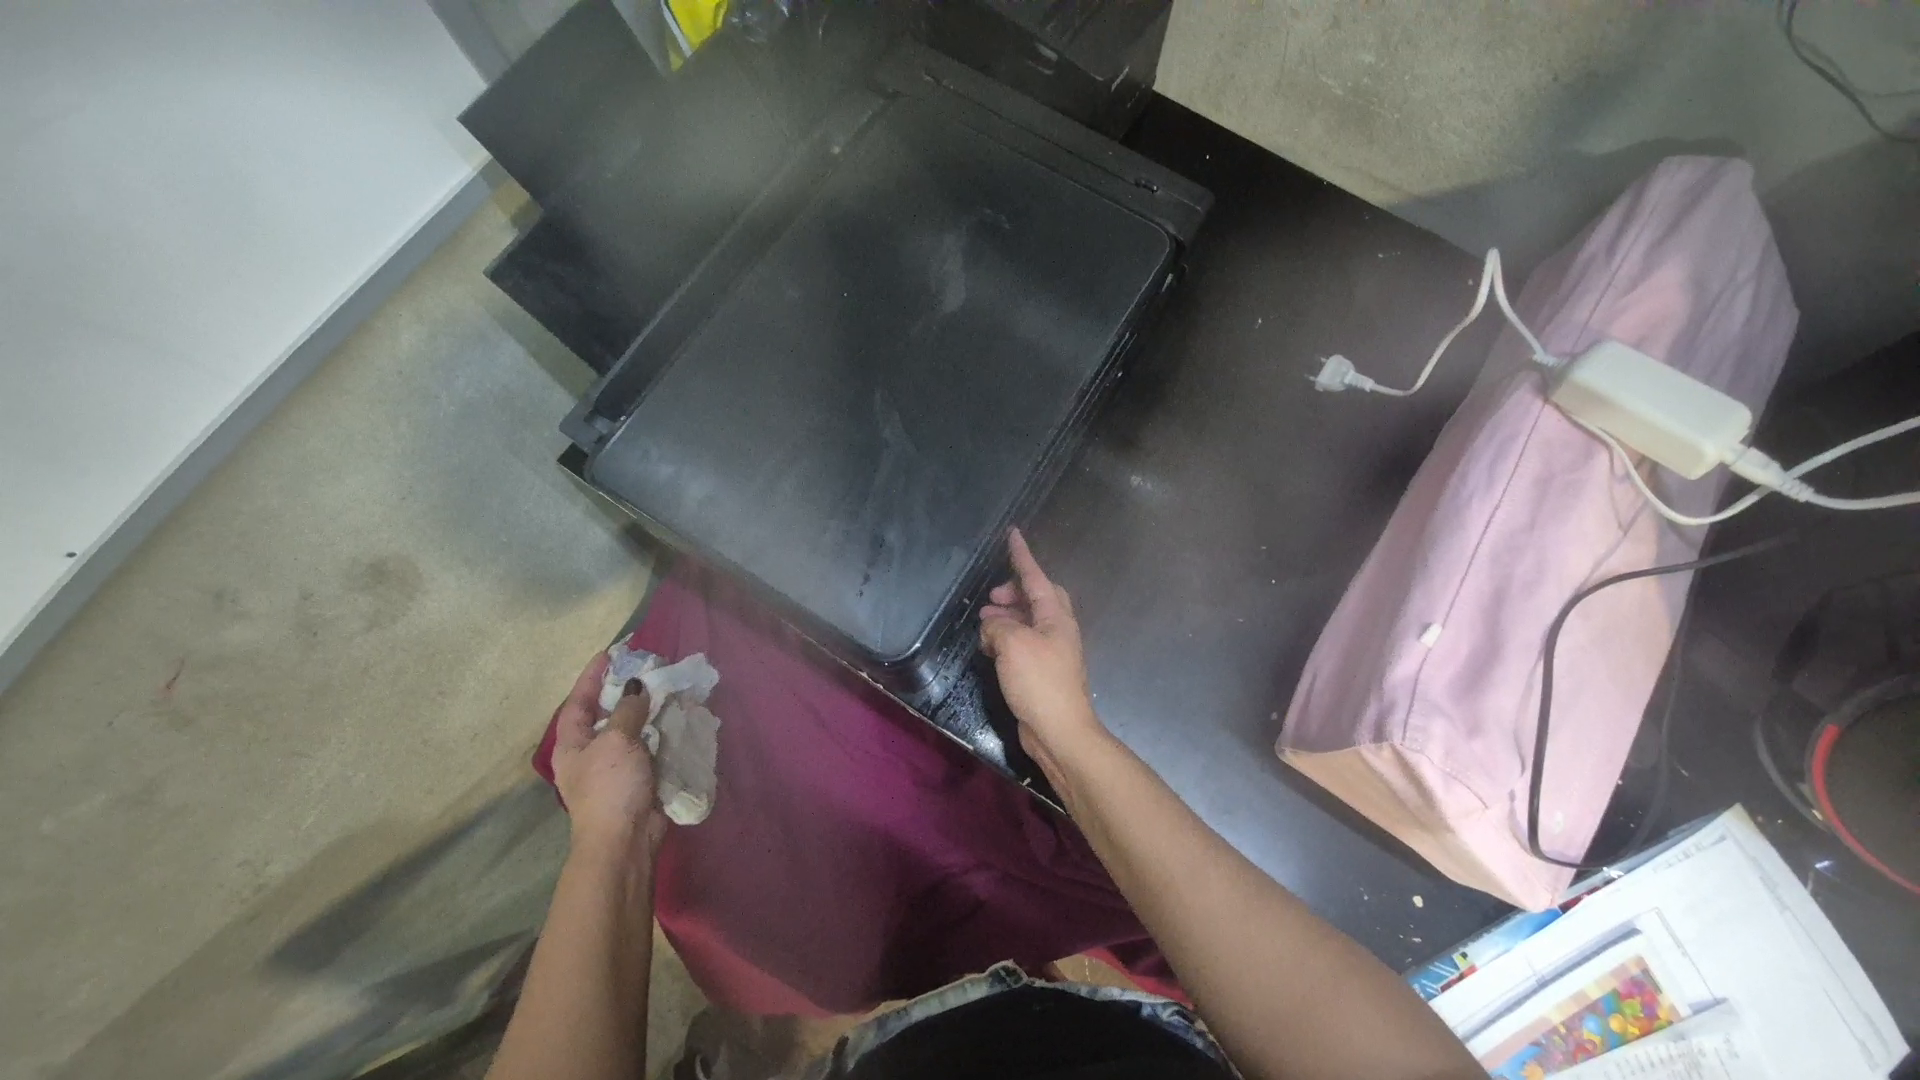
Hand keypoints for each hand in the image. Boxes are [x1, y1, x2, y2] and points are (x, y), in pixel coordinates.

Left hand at [551, 653, 667, 860]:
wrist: (625, 840)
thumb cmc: (611, 787)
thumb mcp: (616, 741)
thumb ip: (628, 710)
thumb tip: (637, 687)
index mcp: (573, 743)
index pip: (579, 701)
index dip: (593, 676)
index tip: (610, 653)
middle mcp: (591, 753)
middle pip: (606, 713)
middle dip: (625, 691)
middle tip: (646, 667)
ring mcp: (615, 767)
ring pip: (631, 729)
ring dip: (647, 710)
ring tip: (666, 687)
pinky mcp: (639, 778)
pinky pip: (650, 746)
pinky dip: (662, 731)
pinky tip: (677, 717)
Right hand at [979, 529, 1111, 783]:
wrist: (1060, 730)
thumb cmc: (1039, 681)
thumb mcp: (1012, 644)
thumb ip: (998, 625)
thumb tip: (992, 625)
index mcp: (1056, 617)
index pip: (1036, 577)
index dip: (1022, 556)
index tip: (1013, 534)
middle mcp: (1058, 630)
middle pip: (1037, 597)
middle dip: (1014, 591)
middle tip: (991, 596)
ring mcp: (1052, 652)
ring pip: (1029, 621)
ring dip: (1007, 616)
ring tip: (984, 622)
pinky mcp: (1043, 672)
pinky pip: (1023, 643)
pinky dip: (1006, 639)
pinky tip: (990, 648)